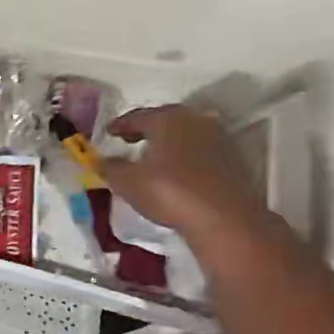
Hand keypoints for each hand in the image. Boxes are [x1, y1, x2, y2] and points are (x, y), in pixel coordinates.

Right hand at [98, 105, 268, 239]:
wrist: (223, 218)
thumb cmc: (168, 191)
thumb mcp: (125, 181)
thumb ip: (109, 167)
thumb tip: (101, 160)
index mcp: (167, 119)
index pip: (137, 116)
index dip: (119, 124)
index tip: (108, 132)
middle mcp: (195, 120)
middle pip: (164, 119)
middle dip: (145, 128)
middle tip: (128, 139)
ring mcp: (217, 137)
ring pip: (184, 132)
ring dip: (166, 140)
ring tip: (150, 154)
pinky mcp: (231, 157)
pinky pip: (198, 147)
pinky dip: (182, 152)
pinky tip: (173, 168)